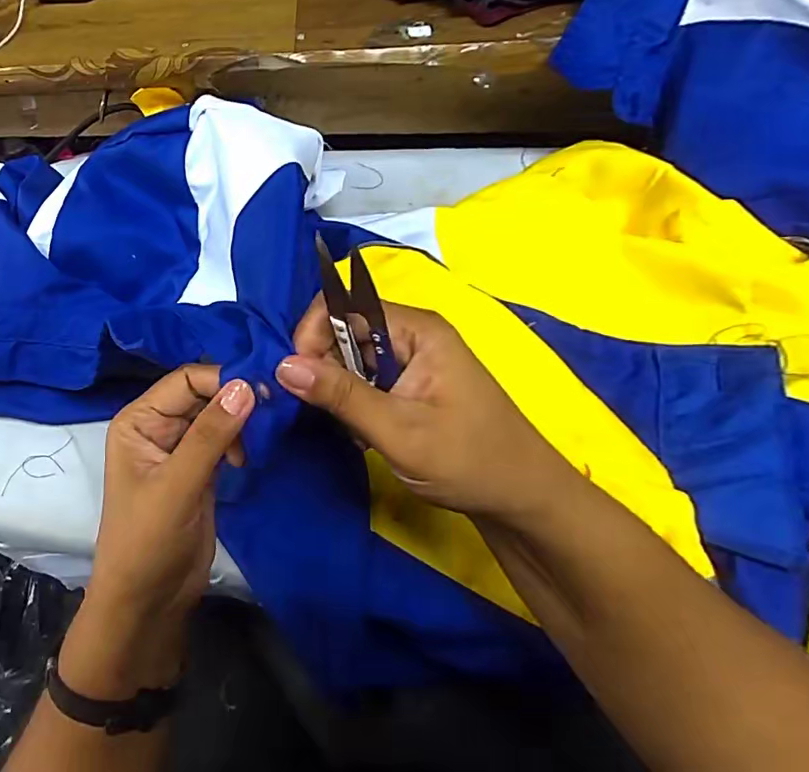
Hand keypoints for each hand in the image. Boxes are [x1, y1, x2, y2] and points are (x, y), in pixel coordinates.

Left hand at [63, 365, 251, 697]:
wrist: (148, 600)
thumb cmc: (148, 539)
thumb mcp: (177, 485)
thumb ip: (210, 435)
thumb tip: (246, 386)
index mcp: (138, 419)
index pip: (183, 381)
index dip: (221, 379)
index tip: (263, 389)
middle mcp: (156, 426)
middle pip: (201, 394)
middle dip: (234, 398)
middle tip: (274, 411)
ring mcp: (179, 448)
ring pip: (215, 416)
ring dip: (240, 421)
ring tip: (261, 439)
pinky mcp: (199, 470)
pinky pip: (223, 440)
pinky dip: (240, 441)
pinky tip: (251, 455)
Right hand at [275, 296, 579, 524]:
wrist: (525, 503)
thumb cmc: (471, 462)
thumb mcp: (399, 432)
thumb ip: (341, 396)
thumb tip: (283, 365)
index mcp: (417, 330)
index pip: (342, 307)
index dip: (312, 334)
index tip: (297, 377)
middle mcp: (411, 334)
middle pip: (341, 330)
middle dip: (322, 367)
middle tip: (322, 410)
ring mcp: (410, 359)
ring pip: (347, 357)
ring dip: (336, 390)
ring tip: (348, 428)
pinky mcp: (407, 383)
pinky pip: (361, 378)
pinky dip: (351, 403)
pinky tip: (361, 433)